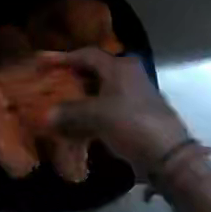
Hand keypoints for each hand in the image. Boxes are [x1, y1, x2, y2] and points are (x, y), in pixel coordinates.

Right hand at [42, 48, 206, 174]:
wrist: (168, 156)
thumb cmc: (132, 124)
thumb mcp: (96, 116)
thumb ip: (69, 112)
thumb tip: (47, 115)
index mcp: (120, 67)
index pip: (86, 55)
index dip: (63, 57)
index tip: (42, 61)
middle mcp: (127, 76)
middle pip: (92, 72)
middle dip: (70, 78)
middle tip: (50, 82)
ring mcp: (132, 96)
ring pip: (98, 91)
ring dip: (79, 98)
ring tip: (58, 104)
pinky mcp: (134, 115)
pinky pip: (105, 108)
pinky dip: (89, 114)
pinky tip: (74, 125)